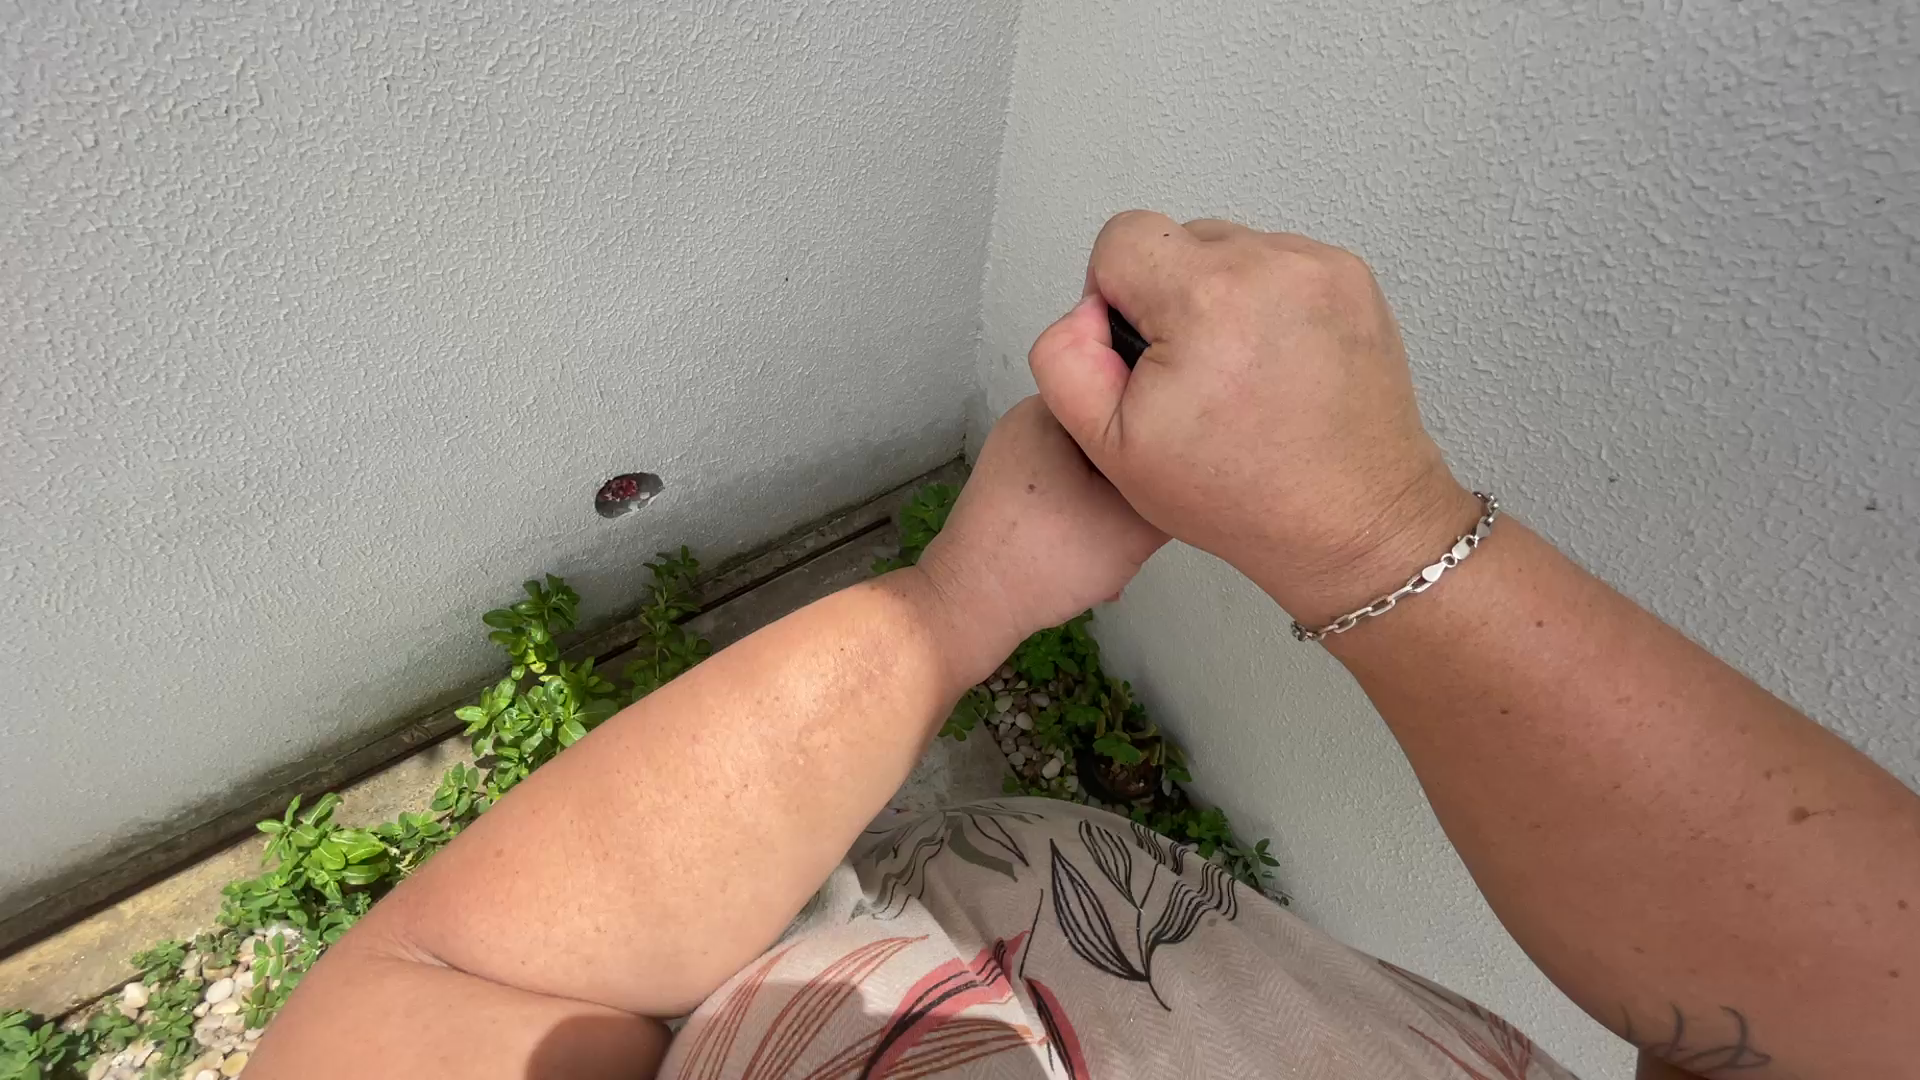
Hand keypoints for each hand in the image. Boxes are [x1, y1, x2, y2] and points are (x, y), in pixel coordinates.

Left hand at [916, 396, 1165, 679]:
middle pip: (1113, 441)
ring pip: (1092, 474)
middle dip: (1133, 488)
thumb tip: (1190, 476)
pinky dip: (1084, 522)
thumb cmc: (1044, 558)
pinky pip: (1066, 494)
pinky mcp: (1009, 492)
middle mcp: (1029, 422)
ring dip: (1112, 513)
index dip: (1158, 442)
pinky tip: (1095, 561)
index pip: (1132, 400)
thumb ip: (1172, 490)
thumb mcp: (1134, 526)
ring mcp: (1015, 457)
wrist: (968, 606)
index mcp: (1053, 409)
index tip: (1171, 480)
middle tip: (1141, 527)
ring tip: (1116, 549)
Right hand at [1028, 211, 1479, 623]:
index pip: (1121, 236)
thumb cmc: (1234, 494)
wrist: (1346, 520)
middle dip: (1164, 299)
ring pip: (1227, 251)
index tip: (1142, 355)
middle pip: (1175, 239)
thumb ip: (1065, 360)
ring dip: (1213, 300)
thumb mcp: (1108, 445)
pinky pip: (1275, 266)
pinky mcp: (1353, 280)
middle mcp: (1271, 263)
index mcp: (1205, 297)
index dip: (1111, 296)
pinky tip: (1267, 366)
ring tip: (1232, 374)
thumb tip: (1086, 310)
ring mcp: (1321, 267)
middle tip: (1187, 377)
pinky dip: (1258, 306)